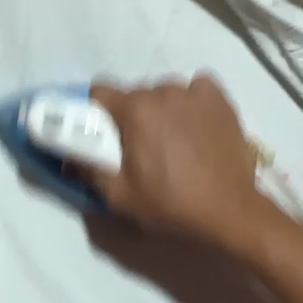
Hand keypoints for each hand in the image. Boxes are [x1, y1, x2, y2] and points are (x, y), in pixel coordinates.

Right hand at [86, 77, 271, 247]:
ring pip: (165, 92)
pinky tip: (197, 128)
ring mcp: (195, 92)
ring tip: (175, 143)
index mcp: (135, 111)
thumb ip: (90, 169)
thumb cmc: (172, 207)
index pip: (99, 91)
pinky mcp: (220, 98)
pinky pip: (196, 90)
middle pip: (135, 94)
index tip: (105, 135)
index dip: (97, 112)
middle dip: (133, 116)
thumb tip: (72, 154)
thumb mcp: (121, 197)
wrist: (230, 212)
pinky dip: (192, 104)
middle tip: (143, 149)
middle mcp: (164, 91)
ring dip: (163, 110)